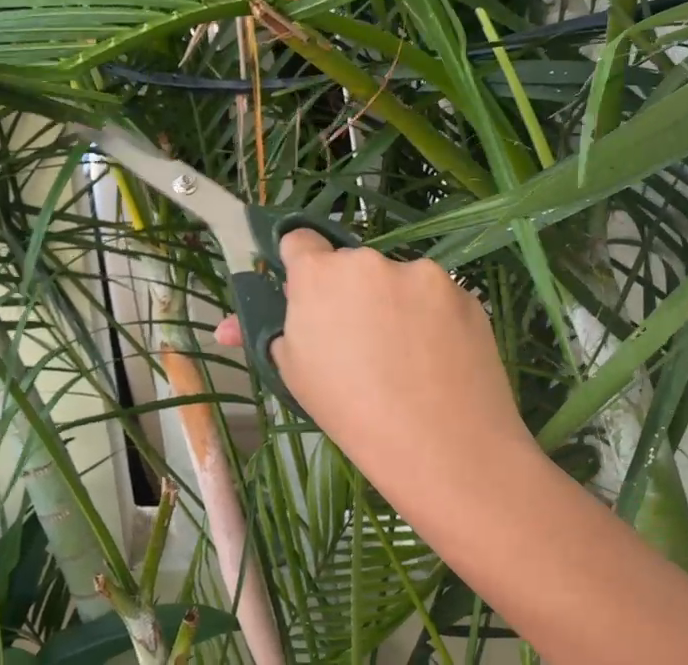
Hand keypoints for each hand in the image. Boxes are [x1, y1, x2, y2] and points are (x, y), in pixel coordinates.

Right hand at [214, 230, 533, 494]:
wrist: (444, 447)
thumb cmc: (348, 407)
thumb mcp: (289, 370)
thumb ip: (260, 332)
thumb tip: (222, 329)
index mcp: (317, 273)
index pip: (299, 240)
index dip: (300, 267)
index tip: (308, 299)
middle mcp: (367, 261)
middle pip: (349, 264)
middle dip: (348, 290)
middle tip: (353, 339)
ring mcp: (421, 275)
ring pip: (395, 281)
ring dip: (391, 303)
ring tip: (401, 355)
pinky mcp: (466, 295)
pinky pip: (436, 298)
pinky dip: (431, 319)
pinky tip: (435, 359)